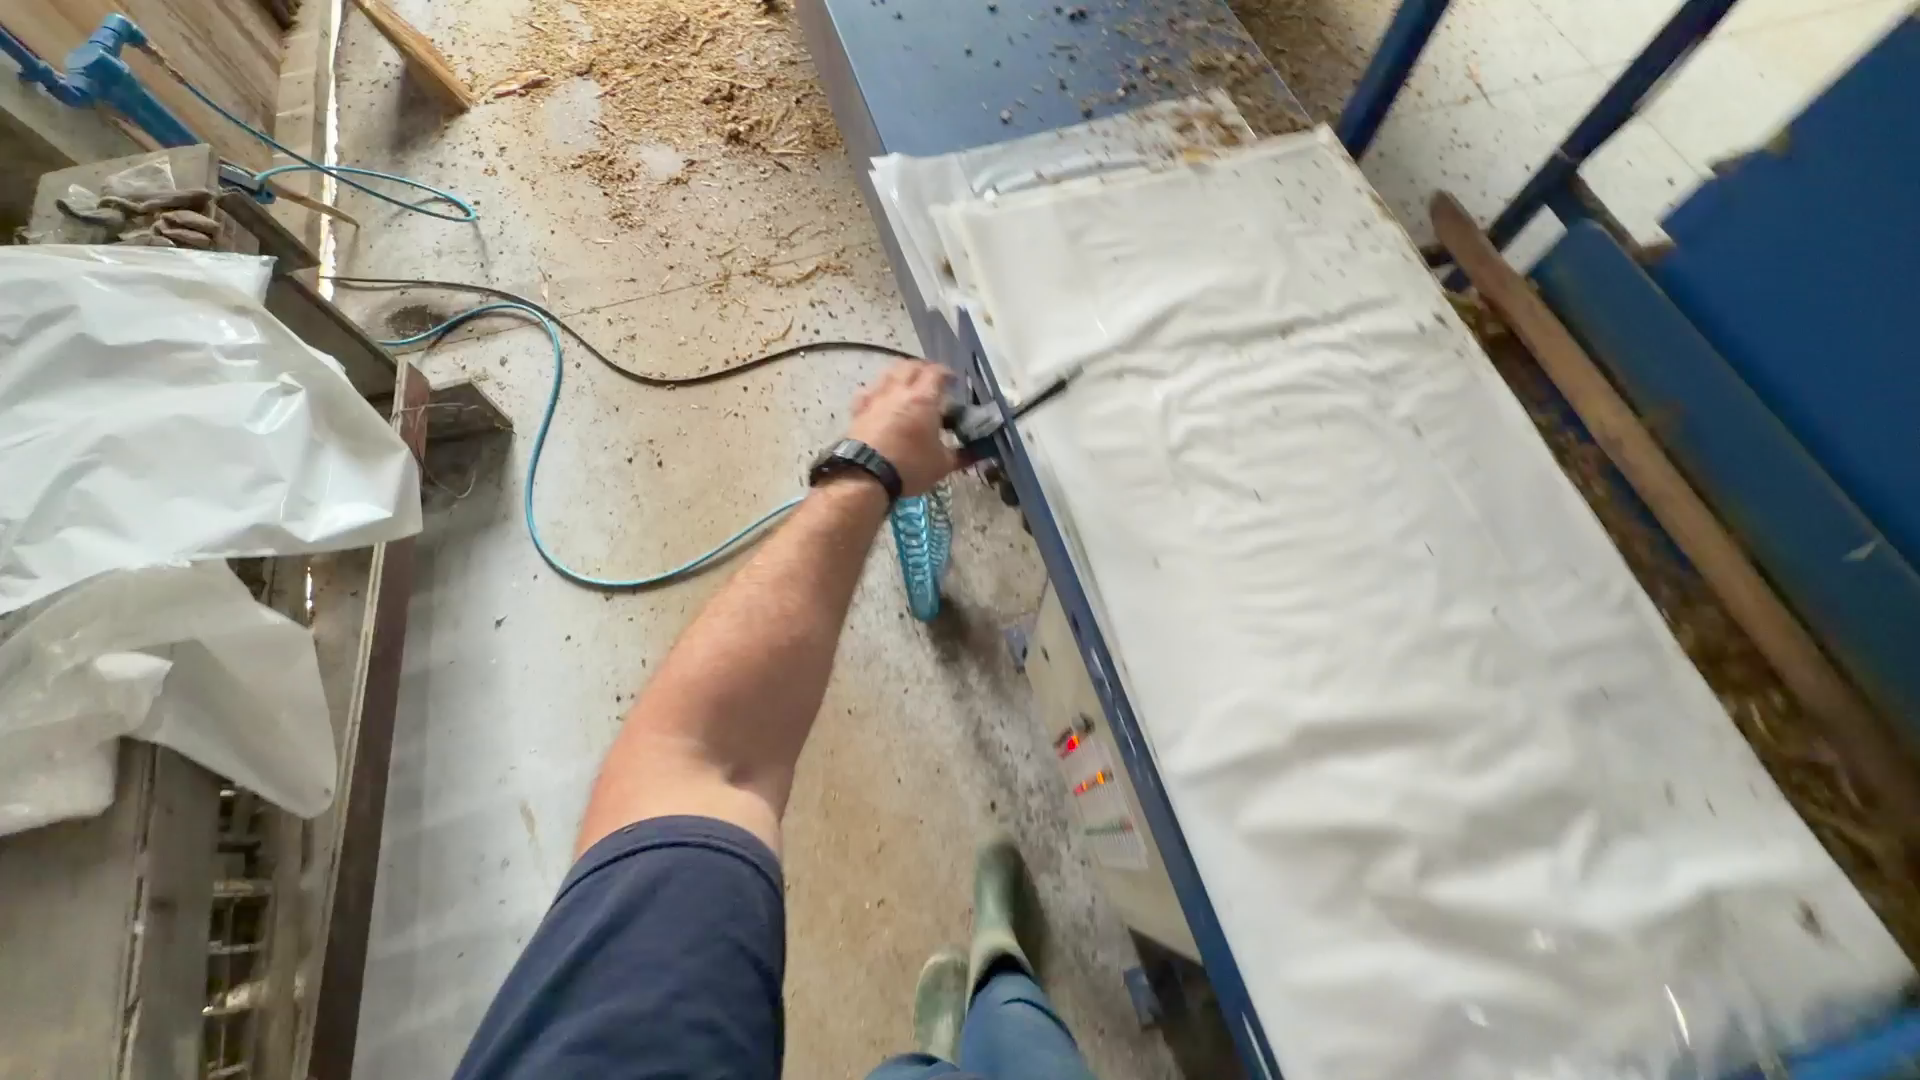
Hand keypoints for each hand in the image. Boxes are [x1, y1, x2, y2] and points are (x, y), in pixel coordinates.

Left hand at [848, 360, 960, 496]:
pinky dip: (879, 389)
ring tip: (907, 384)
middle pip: (910, 366)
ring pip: (888, 373)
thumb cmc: (910, 467)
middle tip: (932, 380)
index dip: (947, 373)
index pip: (936, 373)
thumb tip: (979, 453)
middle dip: (924, 368)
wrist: (865, 475)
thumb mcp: (942, 465)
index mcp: (923, 399)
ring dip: (901, 374)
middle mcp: (899, 392)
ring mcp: (875, 398)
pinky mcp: (858, 410)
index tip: (953, 381)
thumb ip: (961, 455)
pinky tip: (881, 398)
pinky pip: (869, 390)